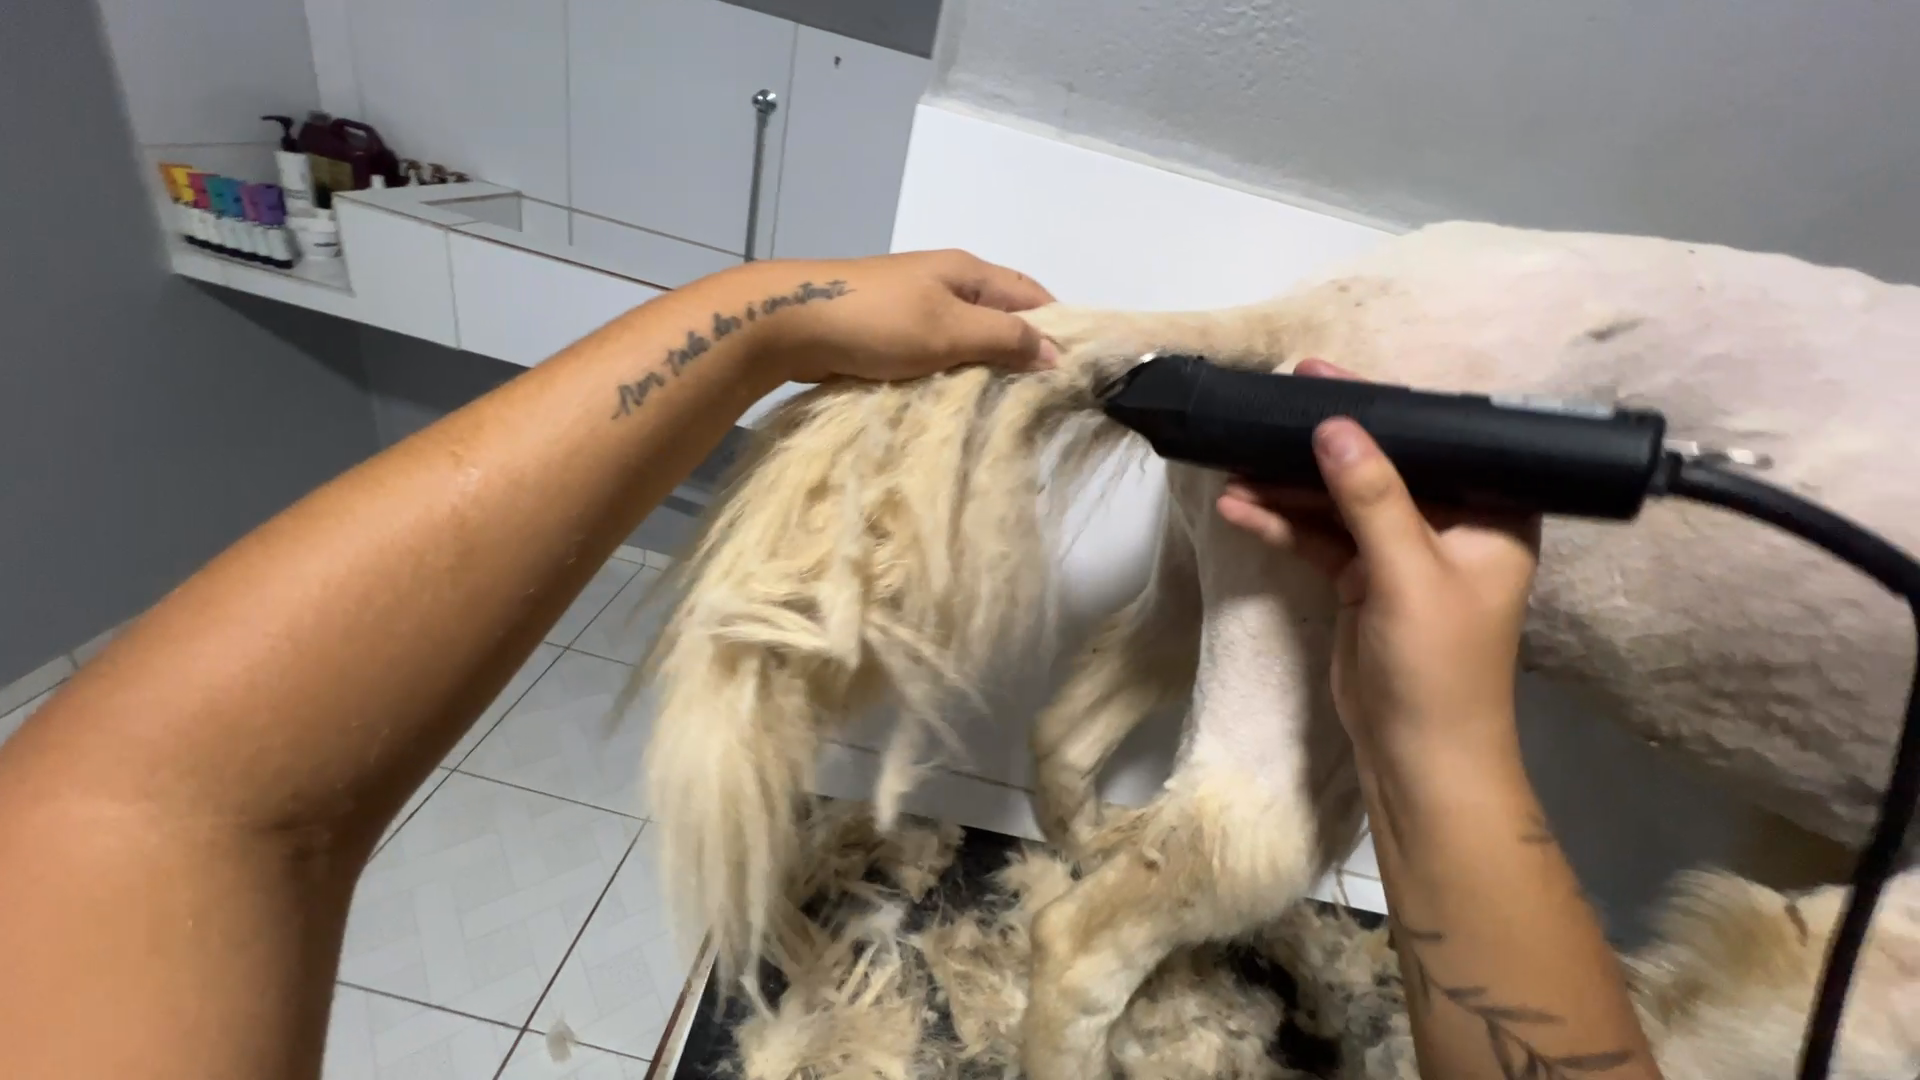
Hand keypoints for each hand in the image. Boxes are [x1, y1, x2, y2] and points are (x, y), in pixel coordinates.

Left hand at [729, 249, 1059, 383]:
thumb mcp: (950, 329)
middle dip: (1025, 348)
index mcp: (967, 271)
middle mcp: (946, 281)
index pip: (1031, 293)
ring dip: (989, 363)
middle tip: (1044, 393)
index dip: (1058, 325)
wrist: (795, 322)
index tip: (1076, 366)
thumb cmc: (879, 321)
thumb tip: (1055, 352)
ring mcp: (917, 306)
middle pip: (1002, 313)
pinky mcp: (892, 332)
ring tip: (1009, 401)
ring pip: (970, 334)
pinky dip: (956, 370)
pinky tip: (961, 396)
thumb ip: (1004, 338)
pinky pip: (940, 351)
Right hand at [1215, 360, 1540, 768]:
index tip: (1320, 375)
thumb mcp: (1409, 574)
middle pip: (1374, 467)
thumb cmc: (1436, 664)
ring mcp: (1395, 552)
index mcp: (1486, 512)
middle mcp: (1443, 523)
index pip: (1432, 440)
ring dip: (1285, 491)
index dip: (1378, 405)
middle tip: (1264, 413)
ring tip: (1231, 471)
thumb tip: (1334, 425)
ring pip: (1335, 504)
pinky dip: (1279, 526)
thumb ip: (1373, 497)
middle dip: (1316, 447)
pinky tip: (1238, 510)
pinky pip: (1315, 538)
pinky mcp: (1358, 578)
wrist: (1415, 752)